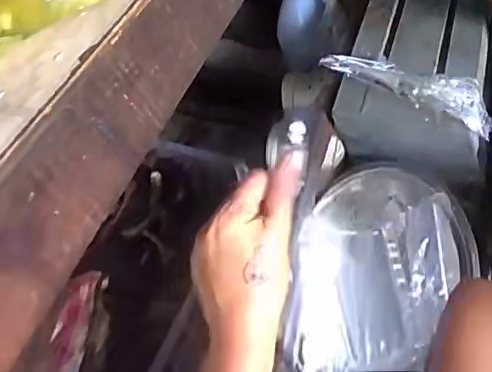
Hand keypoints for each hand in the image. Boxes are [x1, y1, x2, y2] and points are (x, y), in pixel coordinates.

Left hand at [194, 153, 302, 371]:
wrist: (241, 335)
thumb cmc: (263, 284)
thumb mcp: (279, 233)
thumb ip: (283, 191)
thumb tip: (290, 156)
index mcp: (228, 214)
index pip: (257, 178)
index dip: (275, 192)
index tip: (282, 213)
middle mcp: (209, 225)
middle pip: (243, 198)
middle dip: (261, 210)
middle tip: (274, 237)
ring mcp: (202, 247)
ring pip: (233, 219)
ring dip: (248, 227)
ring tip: (262, 253)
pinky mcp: (201, 266)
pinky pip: (223, 240)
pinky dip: (236, 245)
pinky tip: (248, 265)